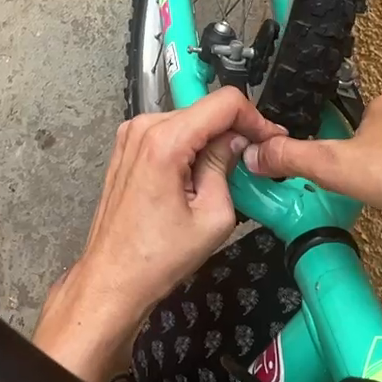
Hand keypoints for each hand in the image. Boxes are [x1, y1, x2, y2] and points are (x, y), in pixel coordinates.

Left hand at [62, 88, 285, 339]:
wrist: (113, 278)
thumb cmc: (154, 258)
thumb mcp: (213, 216)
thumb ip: (227, 167)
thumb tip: (237, 142)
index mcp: (164, 142)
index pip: (223, 102)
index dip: (254, 118)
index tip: (268, 138)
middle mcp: (143, 130)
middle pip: (206, 109)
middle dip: (234, 131)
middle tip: (253, 160)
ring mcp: (131, 137)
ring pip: (189, 120)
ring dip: (212, 141)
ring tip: (225, 175)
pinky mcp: (128, 148)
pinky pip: (171, 133)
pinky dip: (191, 147)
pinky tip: (199, 176)